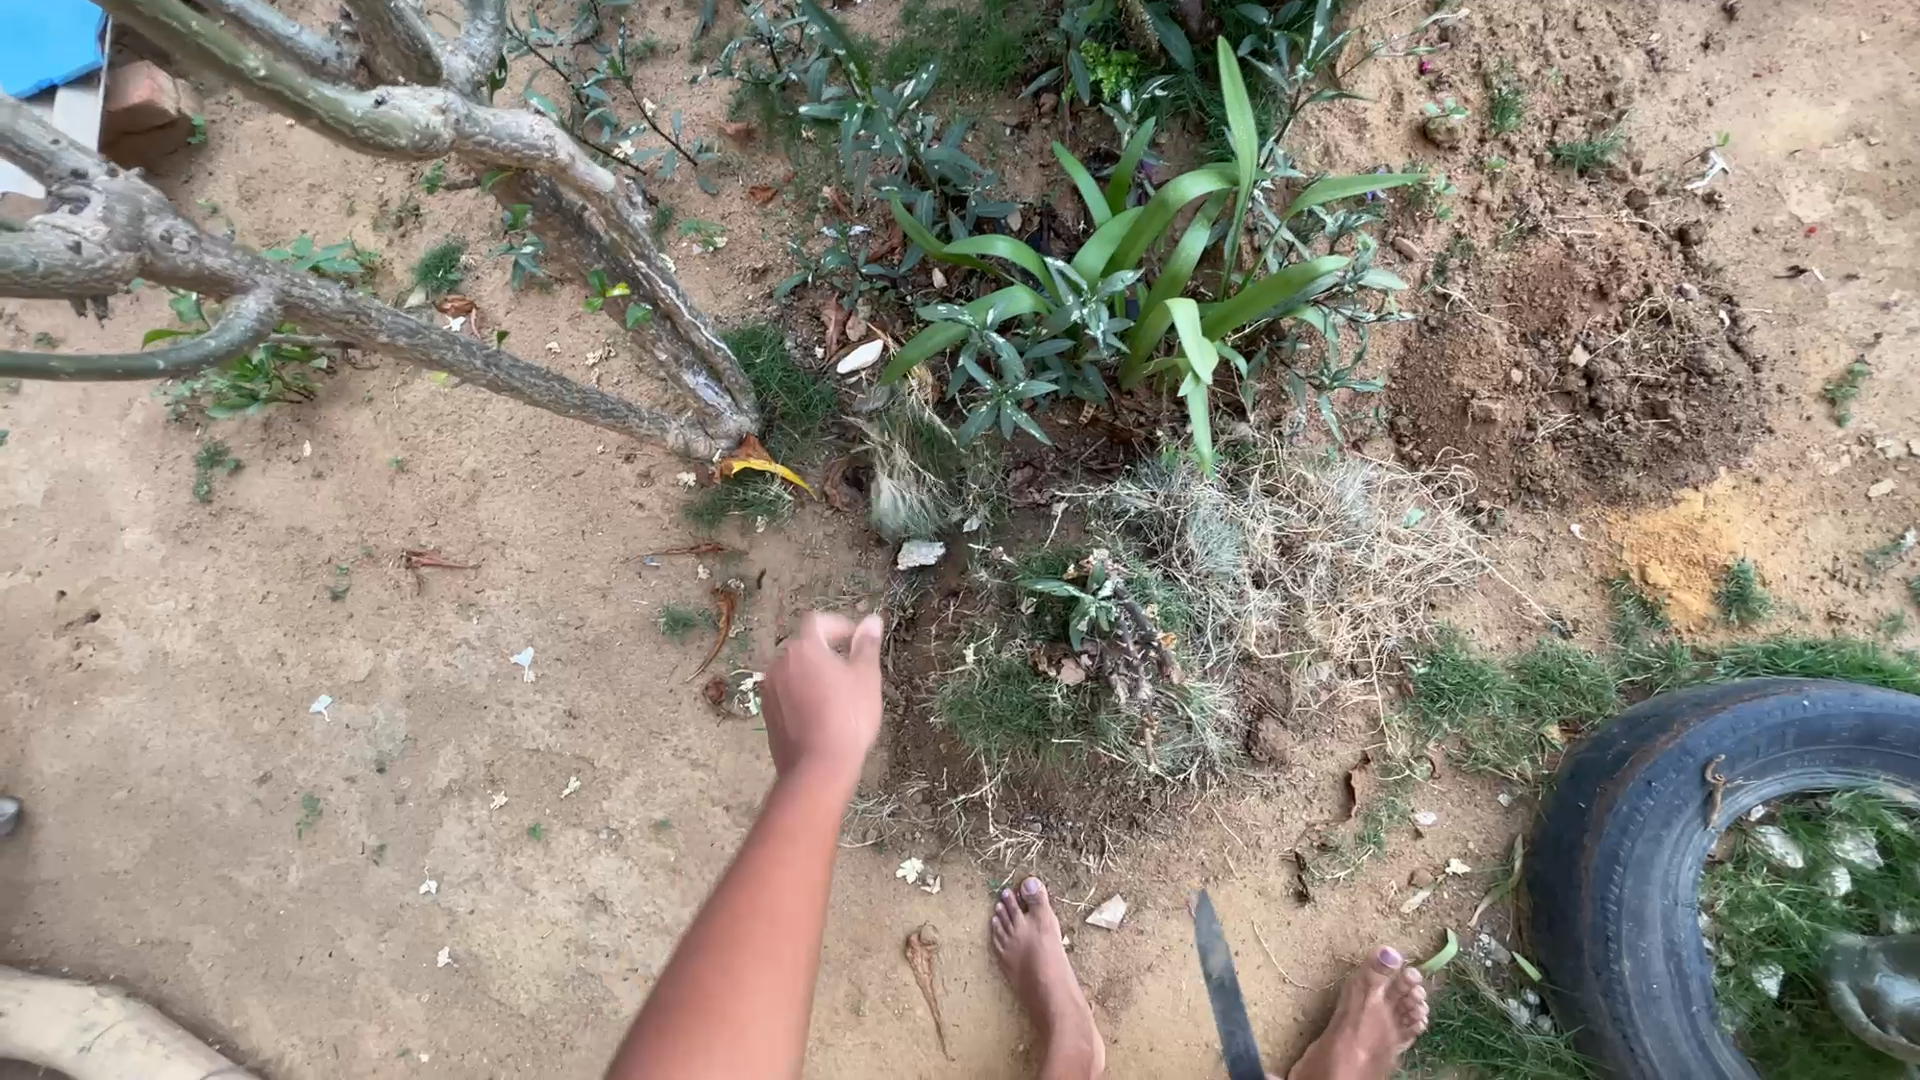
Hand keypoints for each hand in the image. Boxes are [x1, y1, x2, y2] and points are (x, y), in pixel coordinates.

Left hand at [762, 611, 883, 787]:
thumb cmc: (848, 717)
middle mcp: (780, 663)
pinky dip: (802, 692)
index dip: (839, 625)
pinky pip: (786, 691)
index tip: (857, 639)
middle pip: (803, 645)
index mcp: (804, 648)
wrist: (818, 767)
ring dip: (813, 671)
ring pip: (793, 669)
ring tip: (838, 691)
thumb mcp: (866, 677)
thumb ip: (867, 645)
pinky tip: (822, 711)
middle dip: (826, 649)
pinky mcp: (767, 713)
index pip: (817, 621)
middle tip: (851, 666)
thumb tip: (872, 620)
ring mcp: (770, 690)